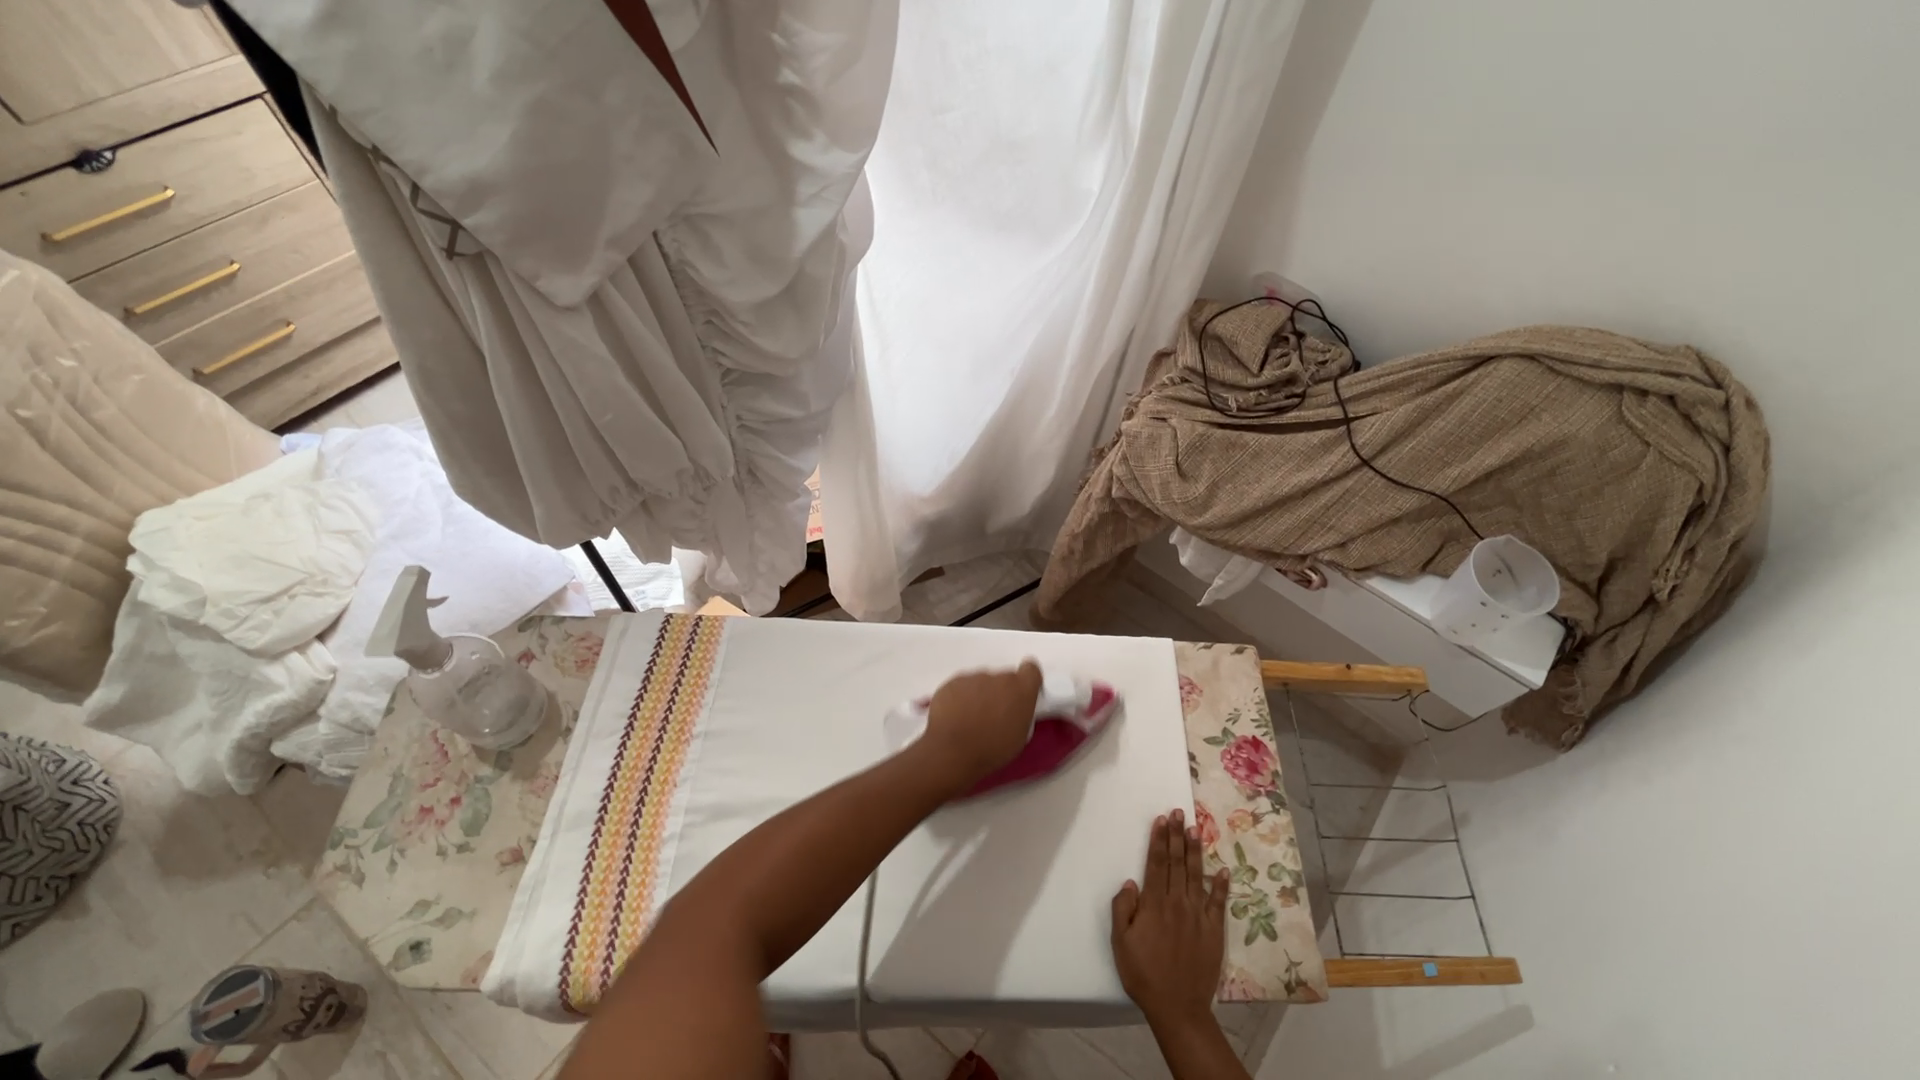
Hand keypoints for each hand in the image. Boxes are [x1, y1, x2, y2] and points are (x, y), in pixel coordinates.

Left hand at [917, 660, 1042, 787]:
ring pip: (981, 682)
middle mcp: (998, 677)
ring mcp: (973, 677)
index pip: (1031, 670)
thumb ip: (1021, 712)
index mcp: (1021, 689)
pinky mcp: (952, 683)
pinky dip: (960, 698)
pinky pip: (961, 687)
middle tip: (993, 715)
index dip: (1026, 680)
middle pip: (1003, 678)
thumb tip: (1013, 708)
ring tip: (970, 719)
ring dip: (980, 695)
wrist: (953, 751)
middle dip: (1000, 692)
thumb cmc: (992, 749)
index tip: (1020, 694)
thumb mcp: (1020, 735)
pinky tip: (955, 717)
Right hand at [1110, 809, 1228, 1029]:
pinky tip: (1223, 870)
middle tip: (1178, 813)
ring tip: (1195, 829)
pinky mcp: (1214, 931)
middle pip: (1177, 863)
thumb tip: (1130, 882)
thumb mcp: (1120, 942)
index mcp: (1153, 904)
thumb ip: (1122, 909)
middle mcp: (1177, 903)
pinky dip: (1220, 885)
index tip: (1161, 819)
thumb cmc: (1142, 973)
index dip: (1158, 840)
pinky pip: (1217, 902)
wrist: (1177, 1005)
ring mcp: (1198, 915)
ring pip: (1196, 875)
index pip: (1156, 863)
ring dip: (1195, 851)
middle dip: (1176, 836)